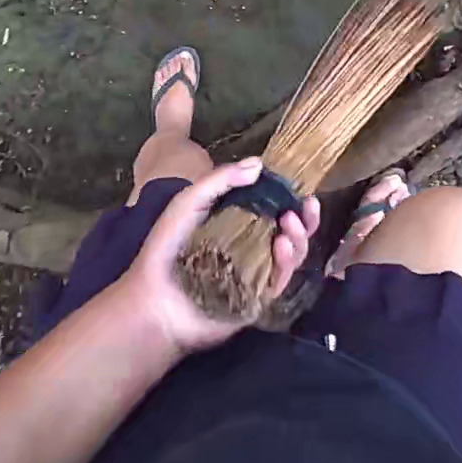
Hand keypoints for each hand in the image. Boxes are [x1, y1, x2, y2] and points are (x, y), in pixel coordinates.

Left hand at [106, 158, 319, 357]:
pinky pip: (281, 280)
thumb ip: (222, 179)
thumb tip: (259, 163)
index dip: (290, 197)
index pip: (274, 207)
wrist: (152, 299)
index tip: (300, 186)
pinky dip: (287, 262)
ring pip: (292, 255)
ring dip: (299, 237)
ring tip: (291, 223)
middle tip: (308, 205)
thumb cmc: (167, 246)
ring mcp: (258, 274)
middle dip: (306, 219)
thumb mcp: (190, 201)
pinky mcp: (258, 299)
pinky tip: (282, 245)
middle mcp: (254, 246)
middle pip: (291, 232)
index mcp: (240, 222)